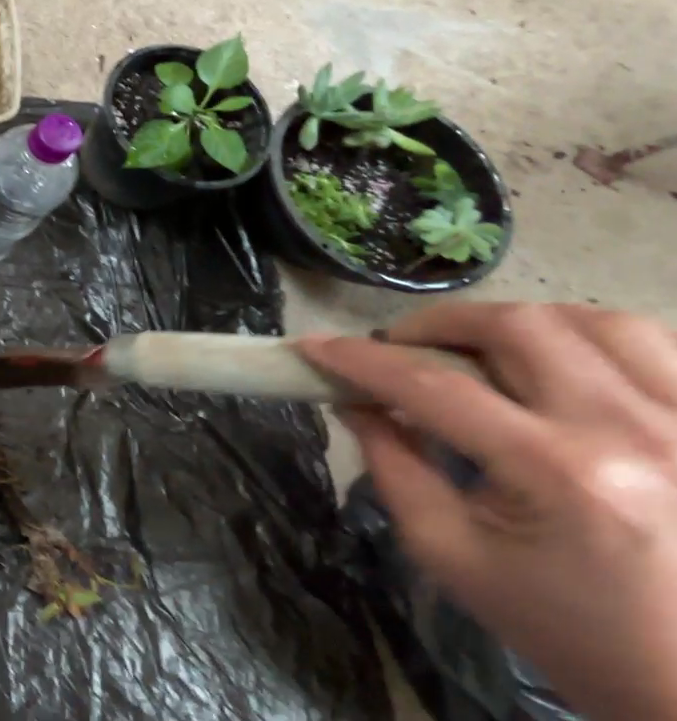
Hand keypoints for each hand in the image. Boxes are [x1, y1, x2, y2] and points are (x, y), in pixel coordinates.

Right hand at [304, 304, 676, 720]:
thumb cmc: (570, 632)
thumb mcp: (452, 554)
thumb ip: (394, 467)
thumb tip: (356, 402)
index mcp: (563, 474)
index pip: (434, 387)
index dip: (360, 360)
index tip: (312, 347)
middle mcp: (636, 432)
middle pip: (520, 329)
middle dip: (439, 326)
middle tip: (402, 347)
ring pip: (598, 323)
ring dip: (522, 325)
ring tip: (483, 352)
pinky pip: (658, 347)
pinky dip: (595, 340)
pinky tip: (561, 366)